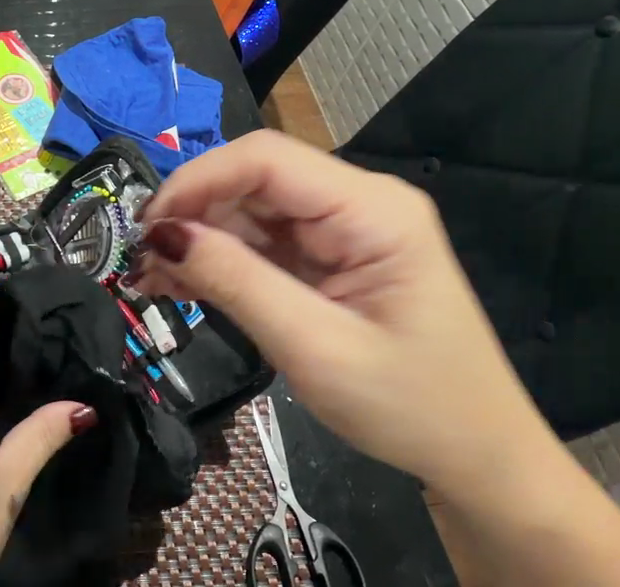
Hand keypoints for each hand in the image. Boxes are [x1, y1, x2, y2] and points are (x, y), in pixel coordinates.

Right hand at [130, 130, 550, 500]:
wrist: (479, 460)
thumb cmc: (412, 407)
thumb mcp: (316, 349)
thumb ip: (236, 282)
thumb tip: (160, 234)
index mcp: (372, 209)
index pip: (266, 159)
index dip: (198, 180)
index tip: (147, 227)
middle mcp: (357, 202)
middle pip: (254, 179)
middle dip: (192, 212)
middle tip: (140, 261)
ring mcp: (342, 228)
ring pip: (249, 208)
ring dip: (198, 238)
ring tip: (151, 279)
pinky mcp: (329, 255)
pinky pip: (261, 241)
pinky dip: (219, 260)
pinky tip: (182, 284)